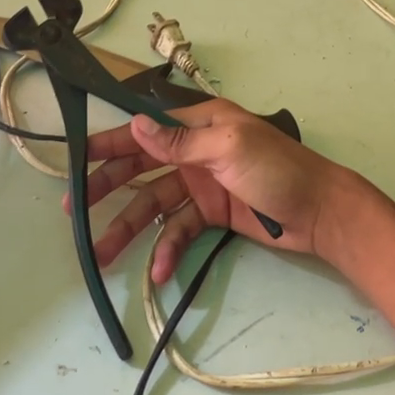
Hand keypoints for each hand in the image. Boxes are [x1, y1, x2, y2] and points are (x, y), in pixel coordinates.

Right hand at [71, 99, 370, 283]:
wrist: (319, 211)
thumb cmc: (277, 169)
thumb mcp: (228, 148)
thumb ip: (179, 140)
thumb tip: (135, 124)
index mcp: (201, 124)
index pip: (146, 129)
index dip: (111, 142)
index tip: (76, 157)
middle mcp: (197, 150)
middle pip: (143, 166)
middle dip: (109, 186)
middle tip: (75, 209)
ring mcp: (203, 183)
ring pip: (156, 204)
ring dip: (130, 228)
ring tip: (103, 254)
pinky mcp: (213, 214)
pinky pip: (180, 229)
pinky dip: (167, 248)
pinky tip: (159, 270)